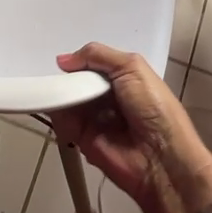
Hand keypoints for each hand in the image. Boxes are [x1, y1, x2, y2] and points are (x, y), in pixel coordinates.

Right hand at [49, 43, 203, 206]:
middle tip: (56, 75)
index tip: (63, 61)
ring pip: (69, 100)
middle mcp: (109, 97)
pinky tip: (52, 103)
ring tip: (50, 87)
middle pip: (79, 82)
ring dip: (59, 93)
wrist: (161, 157)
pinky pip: (64, 122)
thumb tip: (64, 60)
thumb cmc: (154, 106)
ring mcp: (96, 118)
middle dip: (68, 77)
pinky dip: (56, 112)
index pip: (95, 64)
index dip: (80, 61)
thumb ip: (98, 56)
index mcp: (125, 78)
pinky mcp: (84, 138)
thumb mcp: (132, 67)